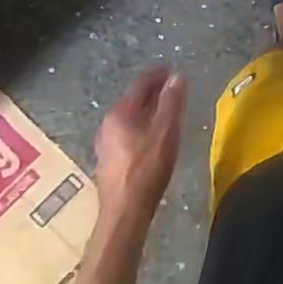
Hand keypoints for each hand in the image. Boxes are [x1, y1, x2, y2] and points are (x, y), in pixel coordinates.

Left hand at [94, 67, 185, 228]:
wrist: (125, 212)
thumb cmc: (147, 168)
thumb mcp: (166, 132)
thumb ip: (172, 102)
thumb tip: (177, 76)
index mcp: (120, 112)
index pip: (141, 83)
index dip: (158, 74)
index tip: (174, 71)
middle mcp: (108, 122)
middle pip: (133, 99)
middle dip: (154, 92)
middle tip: (174, 90)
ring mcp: (105, 142)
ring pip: (129, 116)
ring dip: (148, 109)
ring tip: (167, 111)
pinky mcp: (108, 159)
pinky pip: (126, 131)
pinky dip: (141, 125)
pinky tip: (152, 136)